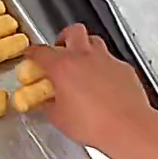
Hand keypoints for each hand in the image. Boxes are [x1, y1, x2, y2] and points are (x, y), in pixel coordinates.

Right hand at [23, 24, 157, 151]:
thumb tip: (46, 103)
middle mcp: (84, 57)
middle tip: (60, 50)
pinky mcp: (123, 68)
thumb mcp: (58, 118)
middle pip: (72, 31)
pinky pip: (111, 60)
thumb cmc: (93, 123)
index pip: (41, 52)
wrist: (126, 127)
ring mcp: (106, 60)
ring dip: (85, 48)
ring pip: (94, 41)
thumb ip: (48, 104)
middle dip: (63, 37)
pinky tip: (102, 82)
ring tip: (81, 64)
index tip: (31, 56)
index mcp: (63, 67)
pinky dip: (103, 66)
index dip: (32, 53)